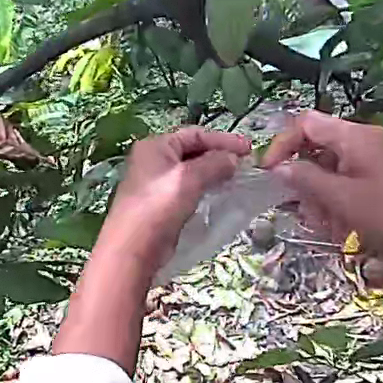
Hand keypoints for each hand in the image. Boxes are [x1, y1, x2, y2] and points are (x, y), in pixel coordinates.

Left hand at [94, 127, 250, 279]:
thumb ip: (214, 164)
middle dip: (218, 155)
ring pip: (190, 170)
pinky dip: (204, 188)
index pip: (194, 133)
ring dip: (213, 172)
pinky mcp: (159, 204)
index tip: (249, 149)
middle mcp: (152, 160)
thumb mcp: (189, 178)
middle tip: (245, 164)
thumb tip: (232, 159)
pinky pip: (186, 188)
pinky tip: (219, 196)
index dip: (222, 139)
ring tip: (236, 179)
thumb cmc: (159, 206)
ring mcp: (154, 182)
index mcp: (155, 145)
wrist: (133, 248)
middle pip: (191, 150)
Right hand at [260, 111, 382, 264]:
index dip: (282, 144)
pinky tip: (339, 227)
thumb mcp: (341, 199)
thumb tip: (278, 168)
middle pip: (318, 146)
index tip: (269, 172)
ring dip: (319, 194)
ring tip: (322, 224)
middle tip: (298, 208)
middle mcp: (365, 140)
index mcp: (355, 136)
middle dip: (303, 177)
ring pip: (332, 167)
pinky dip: (338, 200)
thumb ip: (305, 179)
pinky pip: (349, 180)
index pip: (305, 123)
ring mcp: (377, 158)